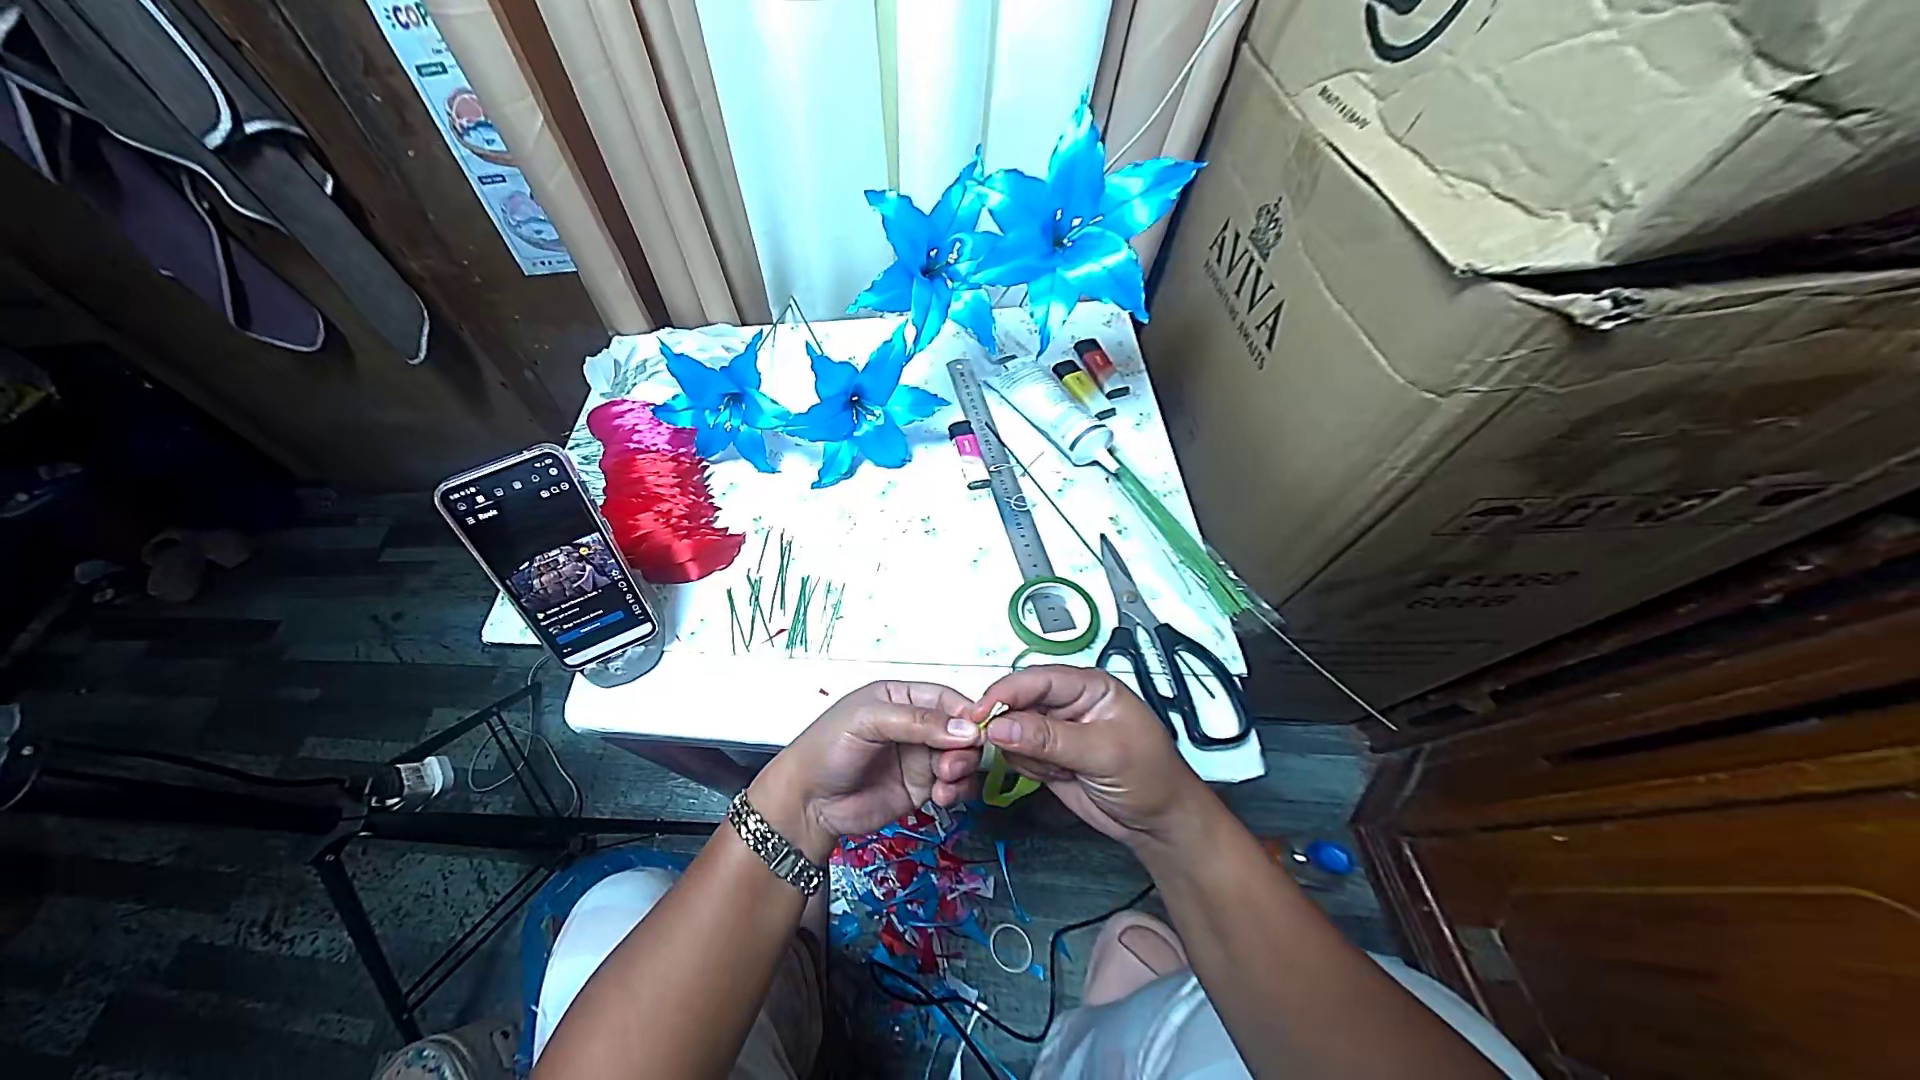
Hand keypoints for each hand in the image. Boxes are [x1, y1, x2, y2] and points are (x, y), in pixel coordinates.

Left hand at [749, 681, 983, 861]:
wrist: (806, 804)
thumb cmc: (827, 749)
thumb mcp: (868, 721)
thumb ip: (917, 722)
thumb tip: (966, 729)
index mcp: (901, 698)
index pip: (946, 698)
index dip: (966, 712)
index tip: (979, 728)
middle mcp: (915, 726)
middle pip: (960, 729)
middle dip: (965, 745)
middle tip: (952, 762)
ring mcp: (919, 758)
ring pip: (962, 758)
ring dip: (963, 769)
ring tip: (944, 781)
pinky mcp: (921, 788)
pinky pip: (954, 786)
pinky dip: (957, 790)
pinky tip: (942, 796)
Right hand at [965, 665, 1210, 848]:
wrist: (1159, 824)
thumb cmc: (1152, 777)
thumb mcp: (1104, 753)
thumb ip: (1051, 738)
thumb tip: (1003, 726)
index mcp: (1088, 686)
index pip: (1036, 679)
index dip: (1005, 692)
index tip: (981, 712)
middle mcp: (1069, 703)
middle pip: (1018, 702)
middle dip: (1007, 725)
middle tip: (995, 743)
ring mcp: (1056, 730)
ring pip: (1012, 731)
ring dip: (1023, 753)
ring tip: (1057, 769)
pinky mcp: (1048, 756)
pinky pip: (1018, 755)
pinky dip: (1027, 768)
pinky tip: (1056, 777)